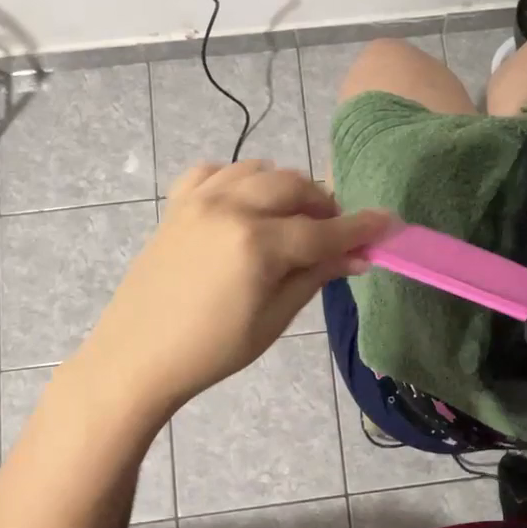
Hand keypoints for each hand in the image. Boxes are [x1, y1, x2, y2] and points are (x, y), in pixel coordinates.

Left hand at [78, 161, 388, 413]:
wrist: (137, 357)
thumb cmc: (211, 350)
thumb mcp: (273, 320)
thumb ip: (315, 277)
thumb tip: (358, 257)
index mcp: (257, 243)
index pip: (323, 229)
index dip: (360, 228)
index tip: (389, 222)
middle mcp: (230, 208)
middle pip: (294, 187)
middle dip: (323, 205)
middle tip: (335, 234)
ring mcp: (199, 200)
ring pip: (259, 170)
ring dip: (285, 188)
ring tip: (293, 219)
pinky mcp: (177, 205)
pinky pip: (216, 171)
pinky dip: (239, 179)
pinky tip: (246, 204)